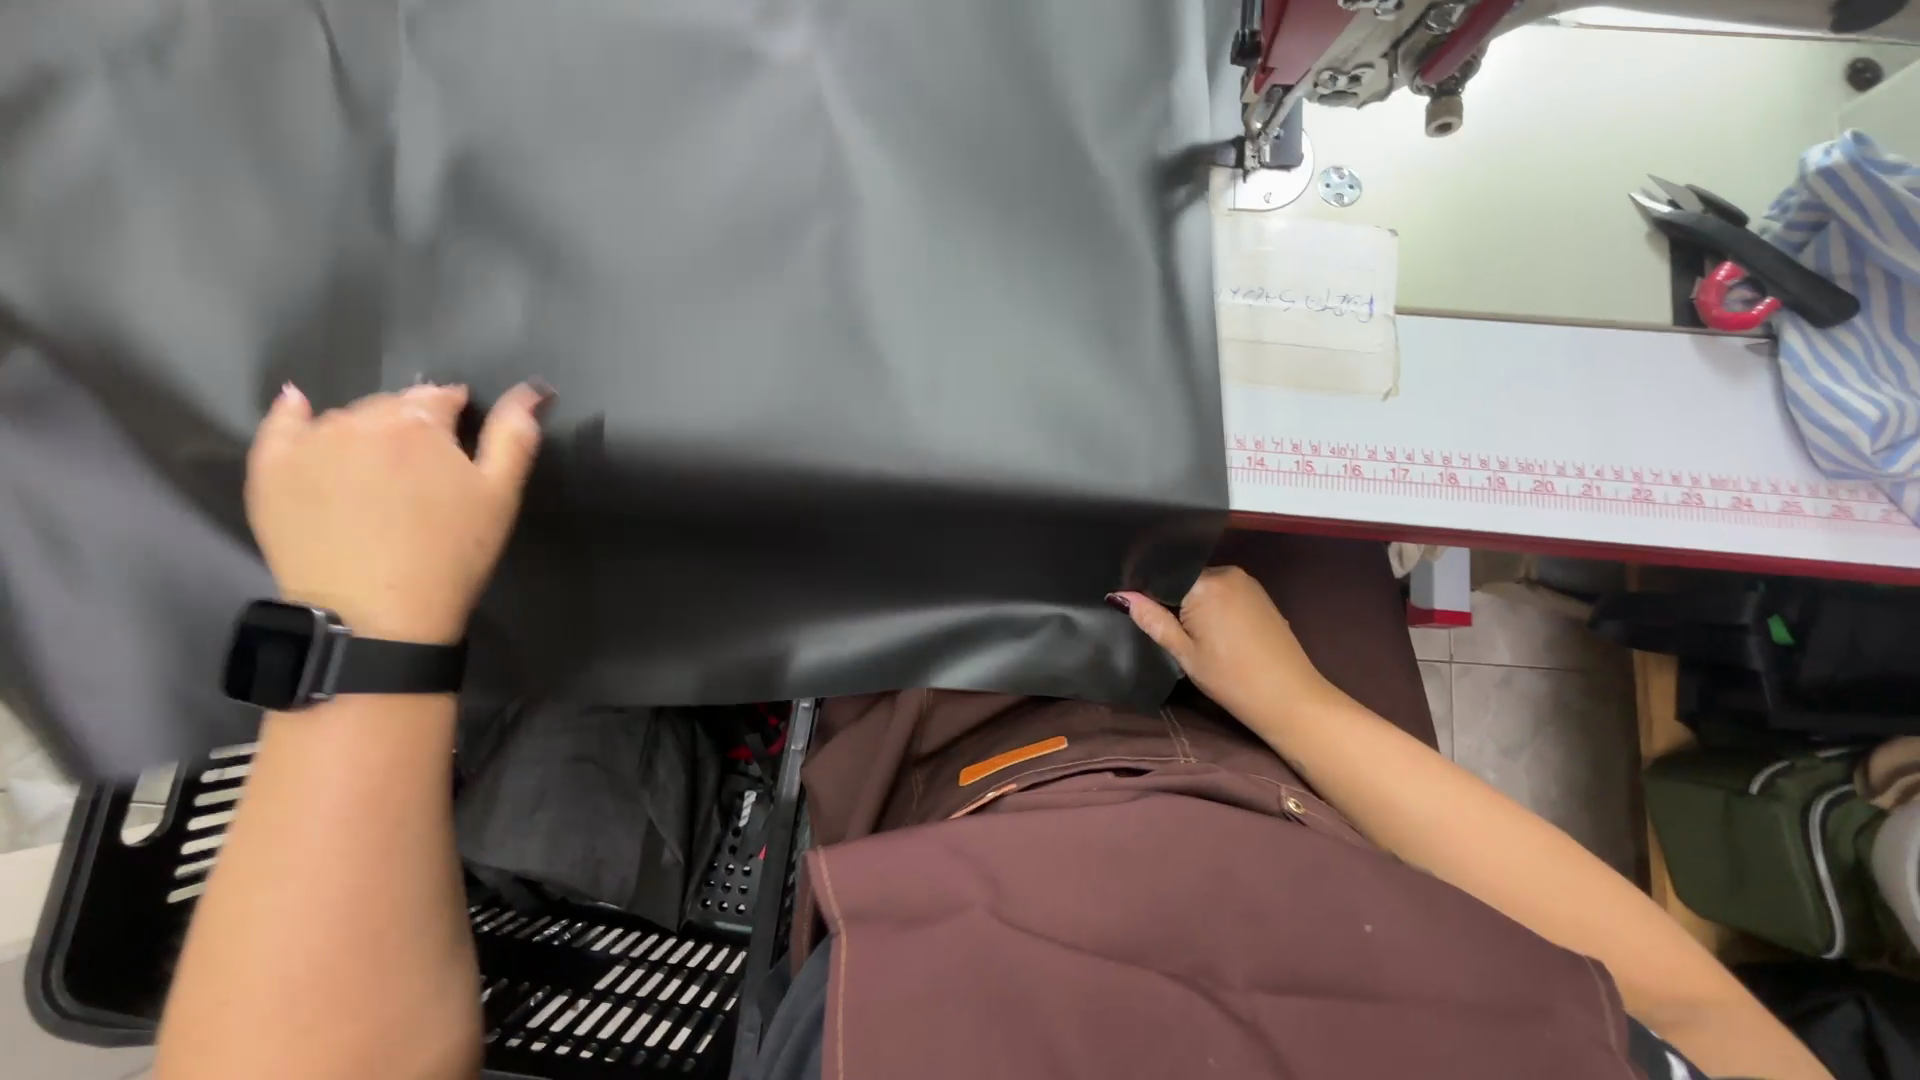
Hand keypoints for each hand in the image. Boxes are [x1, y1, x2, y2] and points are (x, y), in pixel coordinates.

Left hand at [245, 381, 547, 644]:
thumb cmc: (451, 554)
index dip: (456, 415)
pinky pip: (280, 425)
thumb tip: (531, 390)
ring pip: (347, 418)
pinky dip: (293, 414)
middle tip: (425, 466)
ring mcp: (309, 443)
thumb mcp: (500, 495)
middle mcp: (360, 420)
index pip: (441, 397)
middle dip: (412, 424)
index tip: (461, 443)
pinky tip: (301, 409)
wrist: (377, 614)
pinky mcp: (271, 469)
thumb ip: (515, 436)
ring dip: (367, 431)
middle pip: (393, 405)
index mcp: (419, 423)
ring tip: (380, 471)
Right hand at [1111, 566, 1339, 721]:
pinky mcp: (1260, 595)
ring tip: (1187, 633)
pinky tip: (1212, 632)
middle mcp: (1227, 573)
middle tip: (1161, 629)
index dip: (1146, 592)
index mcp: (1205, 583)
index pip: (1163, 575)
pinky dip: (1211, 606)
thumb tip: (1119, 595)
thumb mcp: (1184, 652)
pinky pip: (1223, 591)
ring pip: (1204, 585)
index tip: (1136, 610)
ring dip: (1191, 603)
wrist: (1290, 698)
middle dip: (1170, 598)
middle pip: (1184, 578)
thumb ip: (1152, 619)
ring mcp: (1247, 582)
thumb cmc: (1231, 678)